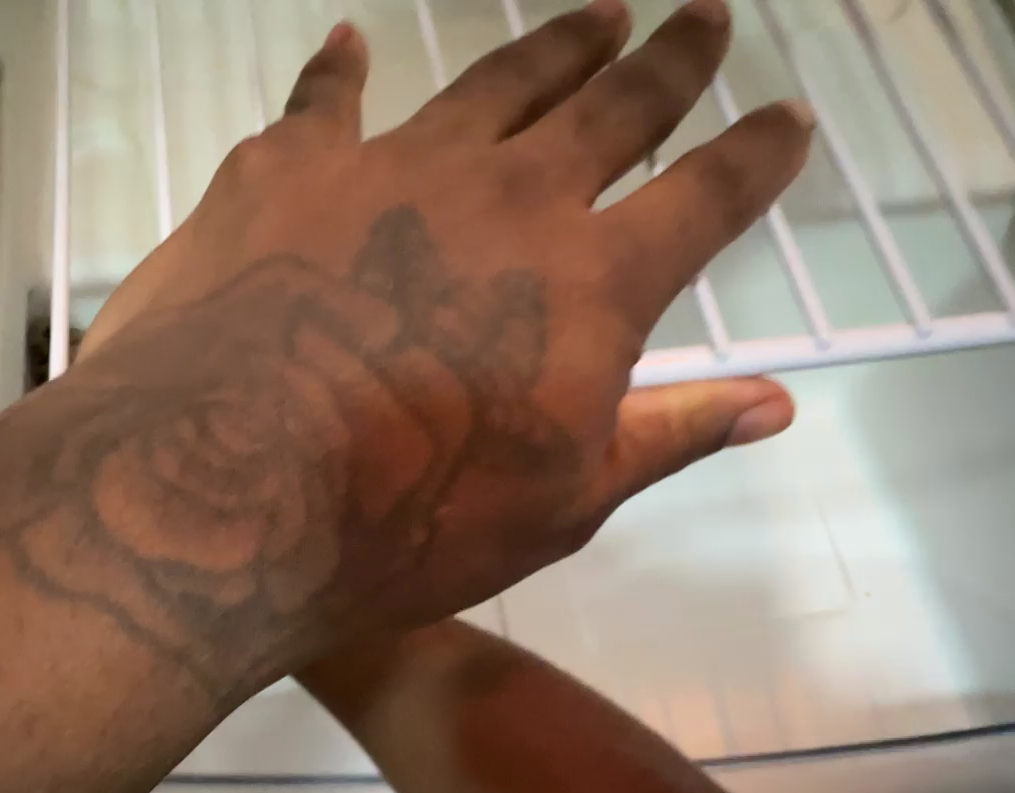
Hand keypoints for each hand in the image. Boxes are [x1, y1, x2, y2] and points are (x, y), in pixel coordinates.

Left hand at [0, 0, 812, 692]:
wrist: (229, 489)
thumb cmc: (409, 520)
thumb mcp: (560, 503)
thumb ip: (667, 435)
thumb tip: (774, 405)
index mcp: (591, 284)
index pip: (706, 199)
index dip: (755, 157)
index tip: (786, 121)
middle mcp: (507, 199)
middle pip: (612, 109)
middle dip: (667, 66)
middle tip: (701, 20)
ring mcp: (393, 169)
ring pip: (496, 85)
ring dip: (554, 48)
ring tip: (595, 15)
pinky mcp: (284, 171)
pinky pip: (321, 102)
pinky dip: (338, 75)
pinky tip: (349, 47)